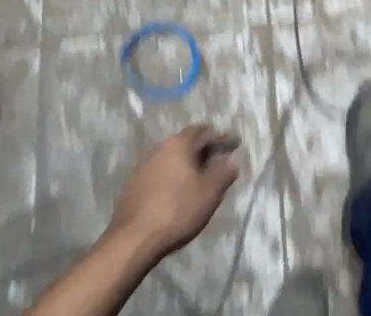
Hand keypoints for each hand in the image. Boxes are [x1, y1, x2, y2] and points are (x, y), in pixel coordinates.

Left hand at [108, 125, 241, 258]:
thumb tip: (233, 159)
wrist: (134, 238)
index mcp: (179, 144)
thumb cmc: (177, 211)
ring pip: (173, 154)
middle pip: (187, 140)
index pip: (205, 133)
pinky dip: (175, 170)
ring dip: (189, 158)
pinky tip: (179, 185)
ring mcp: (145, 164)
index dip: (223, 137)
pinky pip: (162, 168)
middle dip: (205, 145)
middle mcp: (161, 147)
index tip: (236, 143)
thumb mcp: (209, 193)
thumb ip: (224, 173)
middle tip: (220, 153)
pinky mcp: (136, 182)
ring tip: (201, 170)